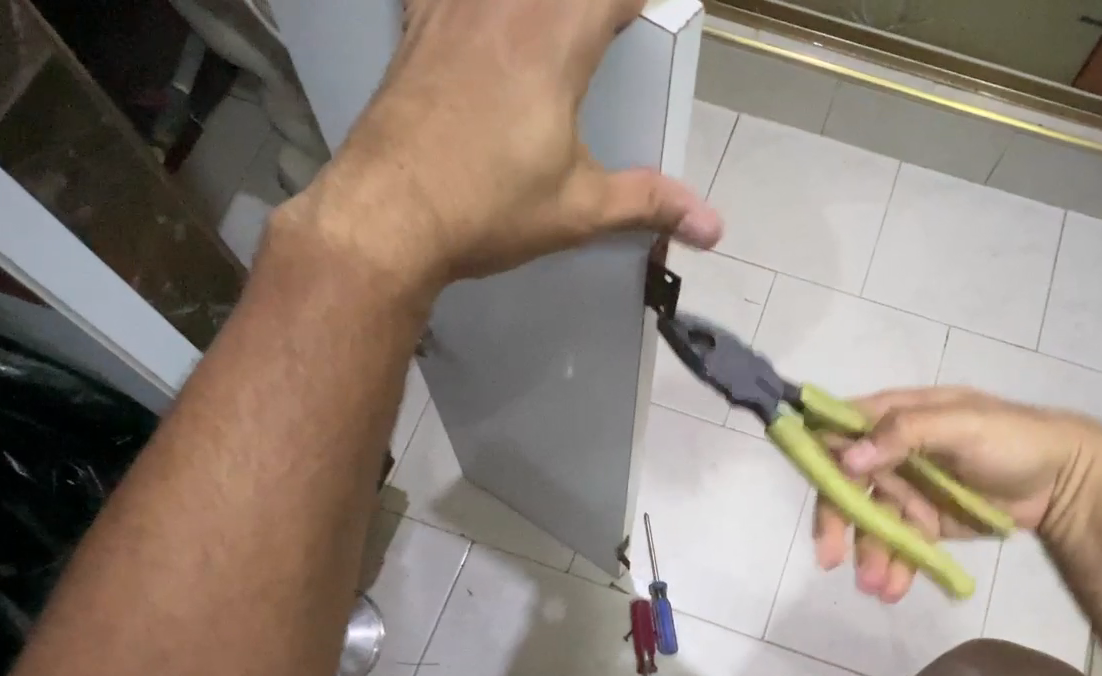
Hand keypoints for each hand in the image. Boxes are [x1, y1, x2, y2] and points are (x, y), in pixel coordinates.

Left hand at [281, 0, 722, 291]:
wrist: (387, 216)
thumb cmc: (489, 209)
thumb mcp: (579, 210)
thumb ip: (649, 204)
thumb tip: (714, 227)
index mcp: (556, 36)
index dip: (640, 2)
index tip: (649, 20)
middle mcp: (505, 3)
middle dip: (593, 6)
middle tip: (606, 27)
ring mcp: (453, 6)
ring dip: (537, 6)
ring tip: (547, 26)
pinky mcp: (415, 25)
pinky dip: (473, 4)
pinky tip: (477, 19)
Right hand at [814, 387, 1101, 601]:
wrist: (1065, 483)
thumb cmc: (1015, 439)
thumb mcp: (964, 425)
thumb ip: (906, 433)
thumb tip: (848, 458)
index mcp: (896, 416)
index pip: (841, 430)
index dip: (822, 456)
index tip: (815, 488)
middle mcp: (892, 451)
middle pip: (846, 484)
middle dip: (838, 522)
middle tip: (830, 558)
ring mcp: (907, 488)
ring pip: (871, 521)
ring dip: (868, 553)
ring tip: (877, 587)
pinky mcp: (923, 521)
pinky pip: (897, 543)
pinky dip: (893, 566)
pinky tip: (894, 589)